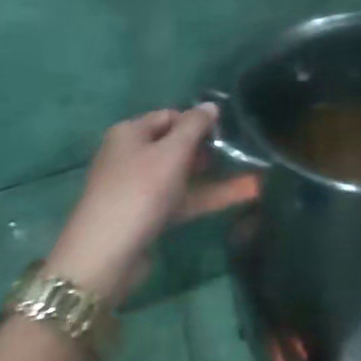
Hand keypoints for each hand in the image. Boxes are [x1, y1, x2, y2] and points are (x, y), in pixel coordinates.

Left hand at [44, 104, 255, 304]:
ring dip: (214, 174)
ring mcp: (139, 188)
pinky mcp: (148, 216)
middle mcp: (131, 156)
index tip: (227, 130)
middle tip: (238, 152)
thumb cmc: (140, 191)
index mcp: (129, 133)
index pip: (168, 116)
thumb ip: (194, 126)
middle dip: (206, 148)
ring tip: (254, 173)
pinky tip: (242, 195)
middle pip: (174, 145)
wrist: (106, 255)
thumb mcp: (171, 153)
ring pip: (181, 175)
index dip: (197, 121)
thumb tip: (210, 105)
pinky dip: (208, 196)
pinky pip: (182, 199)